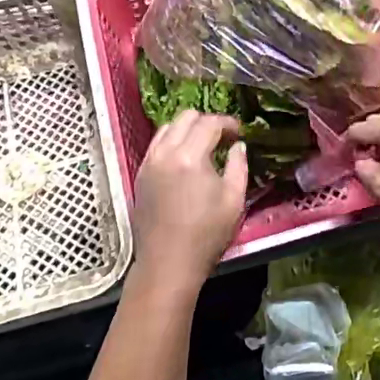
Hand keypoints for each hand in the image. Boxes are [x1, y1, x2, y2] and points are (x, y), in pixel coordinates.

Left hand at [133, 112, 246, 282]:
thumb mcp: (233, 200)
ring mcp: (148, 163)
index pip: (209, 123)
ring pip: (166, 128)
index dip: (228, 123)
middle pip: (185, 117)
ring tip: (203, 145)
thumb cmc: (206, 235)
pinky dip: (171, 142)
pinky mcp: (140, 175)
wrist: (168, 262)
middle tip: (222, 137)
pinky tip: (184, 159)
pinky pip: (156, 145)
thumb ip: (238, 166)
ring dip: (186, 129)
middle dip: (206, 121)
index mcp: (190, 157)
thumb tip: (237, 146)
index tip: (239, 133)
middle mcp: (165, 153)